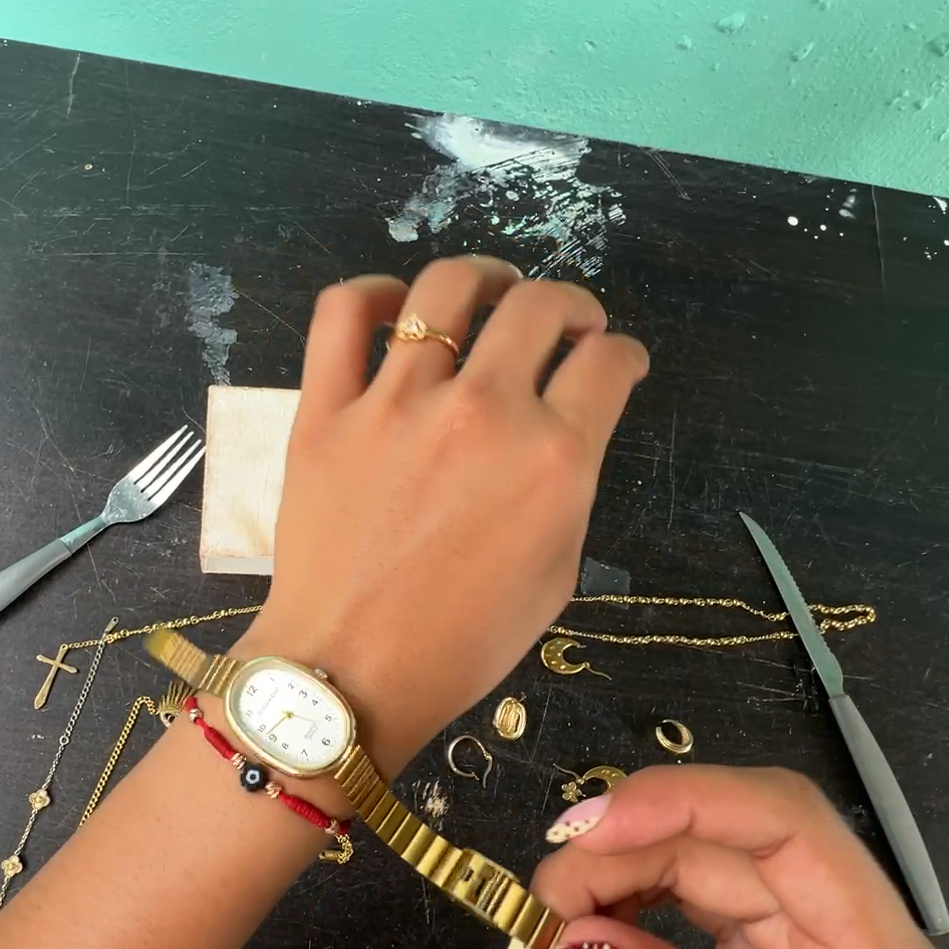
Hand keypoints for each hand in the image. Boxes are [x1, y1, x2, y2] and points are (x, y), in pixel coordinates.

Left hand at [235, 257, 648, 771]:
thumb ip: (568, 485)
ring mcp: (396, 404)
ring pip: (447, 290)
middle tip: (565, 325)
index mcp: (554, 459)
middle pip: (541, 307)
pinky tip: (392, 307)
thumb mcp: (554, 573)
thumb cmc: (460, 642)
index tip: (612, 360)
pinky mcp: (326, 410)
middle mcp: (483, 412)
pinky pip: (341, 315)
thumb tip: (563, 424)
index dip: (621, 354)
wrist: (349, 668)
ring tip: (490, 292)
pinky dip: (370, 295)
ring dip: (485, 279)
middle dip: (571, 305)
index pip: (609, 363)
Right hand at [528, 765, 948, 948]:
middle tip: (542, 909)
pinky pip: (696, 903)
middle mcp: (852, 933)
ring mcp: (812, 943)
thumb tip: (576, 944)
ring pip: (698, 861)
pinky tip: (592, 928)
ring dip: (613, 876)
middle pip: (719, 840)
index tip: (587, 831)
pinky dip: (634, 904)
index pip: (786, 823)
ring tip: (553, 924)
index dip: (682, 800)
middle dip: (616, 854)